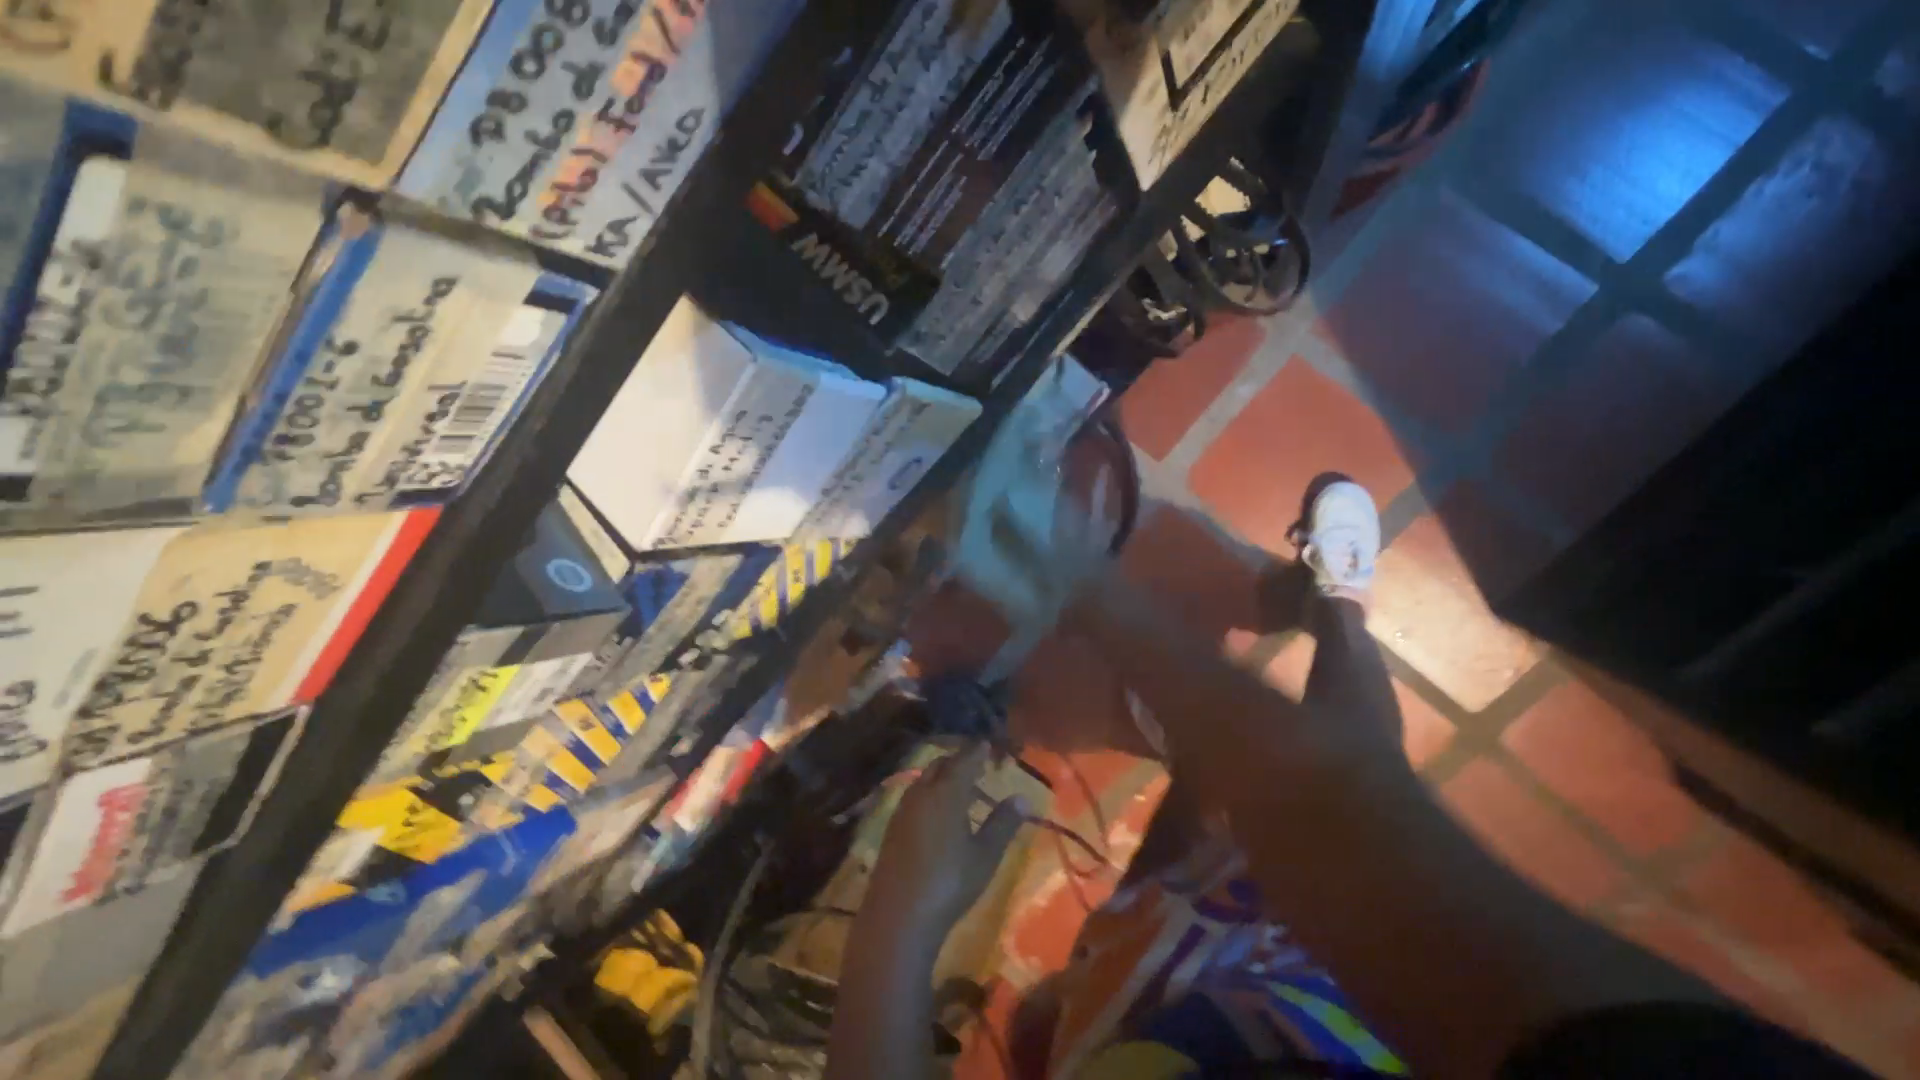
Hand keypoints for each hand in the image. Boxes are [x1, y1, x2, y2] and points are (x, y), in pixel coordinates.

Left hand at [865, 744, 1027, 939]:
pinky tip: (940, 815)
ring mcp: (902, 810)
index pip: (965, 758)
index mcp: (947, 792)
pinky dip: (931, 795)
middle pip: (941, 764)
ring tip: (964, 791)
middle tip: (979, 766)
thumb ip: (1003, 822)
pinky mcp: (892, 828)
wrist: (899, 914)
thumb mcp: (985, 854)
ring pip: (925, 780)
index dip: (978, 750)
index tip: (990, 745)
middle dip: (960, 761)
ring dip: (944, 778)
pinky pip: (914, 798)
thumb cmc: (950, 882)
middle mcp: (921, 792)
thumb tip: (1022, 796)